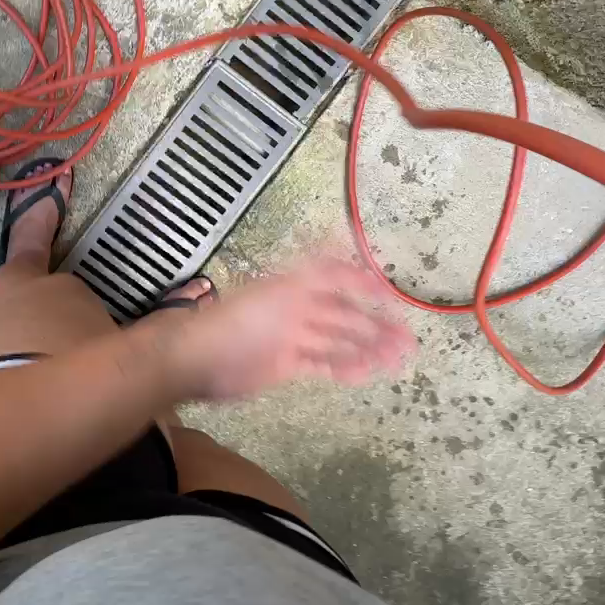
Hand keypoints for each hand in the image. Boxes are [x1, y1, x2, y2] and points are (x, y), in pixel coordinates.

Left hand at [146, 257, 414, 402]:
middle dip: (374, 323)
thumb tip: (339, 233)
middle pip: (341, 313)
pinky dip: (344, 366)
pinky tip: (367, 371)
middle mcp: (294, 308)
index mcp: (291, 285)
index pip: (334, 276)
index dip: (362, 283)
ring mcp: (290, 337)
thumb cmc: (235, 321)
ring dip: (367, 347)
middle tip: (408, 338)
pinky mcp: (284, 364)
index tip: (392, 295)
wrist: (196, 359)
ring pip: (337, 340)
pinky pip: (321, 363)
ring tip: (398, 357)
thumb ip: (310, 267)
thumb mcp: (274, 290)